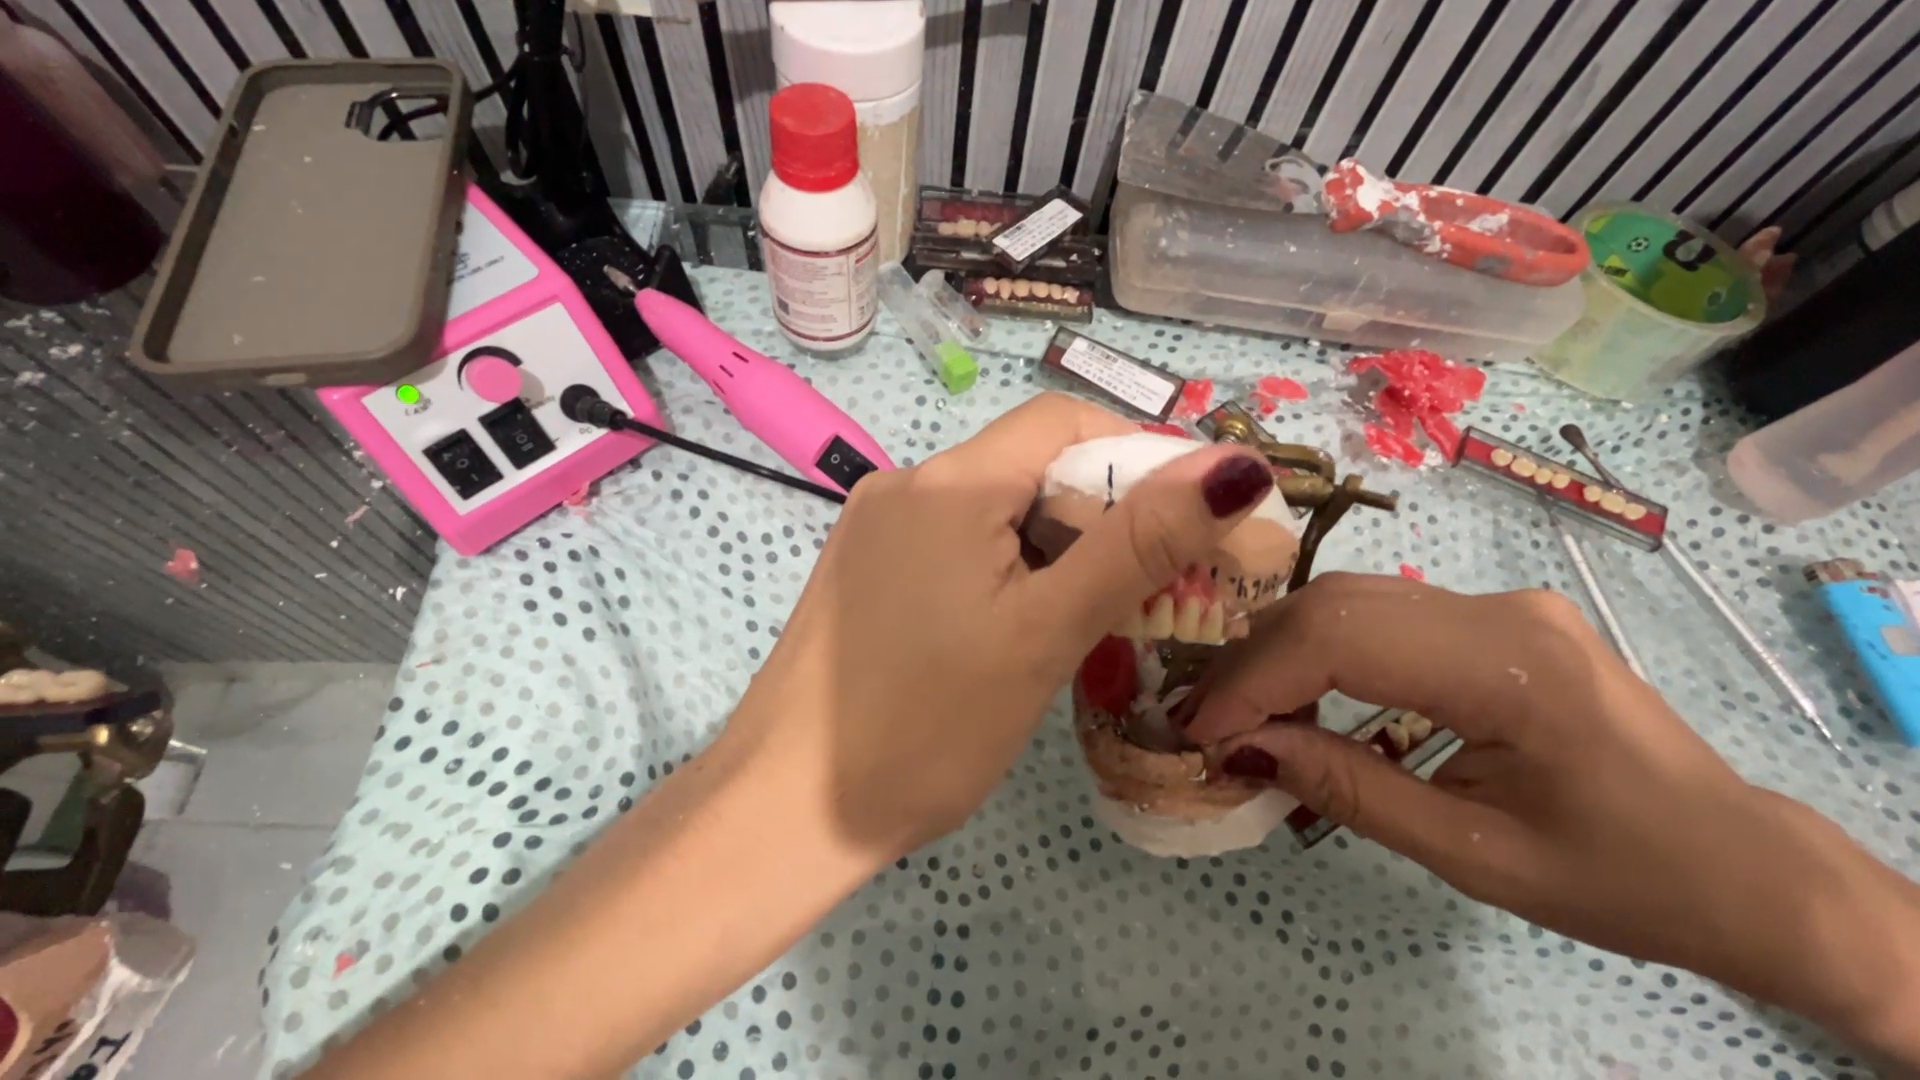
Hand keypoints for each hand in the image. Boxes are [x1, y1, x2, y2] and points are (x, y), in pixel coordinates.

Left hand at [729, 393, 1274, 860]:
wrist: (787, 810)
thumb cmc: (927, 726)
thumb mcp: (1045, 633)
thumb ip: (1137, 545)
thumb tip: (1231, 465)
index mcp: (946, 483)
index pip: (1062, 423)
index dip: (1137, 452)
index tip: (1195, 513)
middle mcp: (904, 486)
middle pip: (1027, 465)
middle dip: (1103, 508)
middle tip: (1159, 579)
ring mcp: (876, 530)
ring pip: (994, 509)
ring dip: (1058, 544)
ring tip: (1104, 609)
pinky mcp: (865, 574)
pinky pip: (955, 545)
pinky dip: (1008, 567)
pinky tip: (1029, 621)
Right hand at [1185, 573, 1919, 1065]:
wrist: (1742, 865)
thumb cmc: (1619, 878)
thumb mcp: (1472, 856)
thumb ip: (1348, 789)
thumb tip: (1241, 749)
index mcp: (1513, 669)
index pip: (1341, 640)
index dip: (1253, 681)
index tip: (1199, 732)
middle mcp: (1502, 611)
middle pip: (1337, 604)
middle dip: (1252, 661)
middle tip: (1201, 720)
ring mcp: (1500, 604)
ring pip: (1351, 600)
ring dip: (1279, 650)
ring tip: (1236, 710)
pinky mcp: (1493, 617)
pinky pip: (1381, 616)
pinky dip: (1320, 649)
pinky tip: (1295, 692)